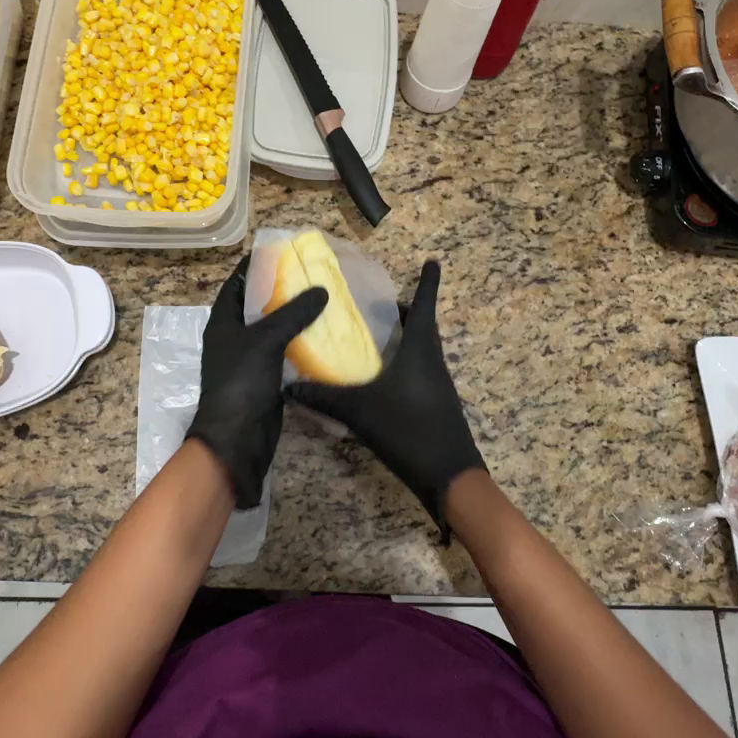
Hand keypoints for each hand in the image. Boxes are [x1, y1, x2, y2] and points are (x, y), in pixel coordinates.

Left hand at [187, 256, 327, 508]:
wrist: (237, 438)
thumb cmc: (241, 382)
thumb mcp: (266, 340)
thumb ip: (293, 313)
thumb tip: (321, 290)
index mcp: (223, 323)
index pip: (236, 285)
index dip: (254, 267)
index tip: (279, 252)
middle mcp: (233, 339)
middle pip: (256, 307)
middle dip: (280, 291)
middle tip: (309, 275)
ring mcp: (249, 361)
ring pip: (273, 331)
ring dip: (293, 318)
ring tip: (322, 300)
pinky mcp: (266, 380)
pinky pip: (284, 354)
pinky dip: (300, 344)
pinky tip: (324, 336)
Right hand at [288, 260, 484, 537]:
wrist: (450, 476)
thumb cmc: (409, 431)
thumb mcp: (360, 411)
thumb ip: (323, 398)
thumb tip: (287, 387)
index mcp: (420, 351)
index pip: (425, 306)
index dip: (428, 282)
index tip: (432, 261)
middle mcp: (432, 362)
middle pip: (424, 326)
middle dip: (408, 311)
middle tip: (383, 301)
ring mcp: (437, 385)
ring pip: (422, 350)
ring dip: (406, 337)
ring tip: (378, 332)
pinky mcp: (436, 404)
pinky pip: (420, 370)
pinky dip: (404, 361)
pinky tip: (382, 376)